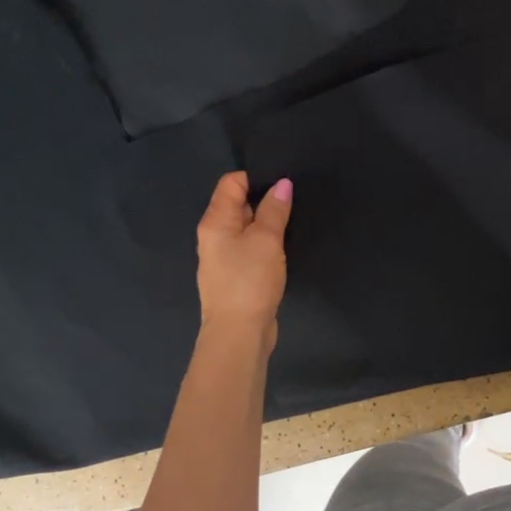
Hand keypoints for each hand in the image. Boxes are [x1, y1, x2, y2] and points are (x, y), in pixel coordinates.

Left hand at [196, 172, 292, 338]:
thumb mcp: (267, 240)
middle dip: (265, 199)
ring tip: (295, 220)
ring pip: (247, 228)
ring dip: (268, 224)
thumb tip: (282, 184)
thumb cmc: (249, 281)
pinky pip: (251, 249)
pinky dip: (266, 244)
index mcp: (215, 221)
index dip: (257, 177)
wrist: (238, 333)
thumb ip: (274, 210)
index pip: (231, 183)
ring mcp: (224, 257)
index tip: (284, 181)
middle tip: (296, 198)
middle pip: (238, 204)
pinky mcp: (236, 275)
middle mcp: (214, 235)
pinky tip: (285, 247)